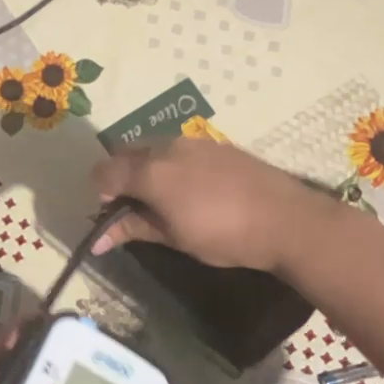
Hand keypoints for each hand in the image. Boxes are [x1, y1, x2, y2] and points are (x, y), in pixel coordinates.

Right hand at [91, 137, 330, 272]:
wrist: (286, 220)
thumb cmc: (222, 235)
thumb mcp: (173, 237)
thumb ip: (133, 228)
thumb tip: (97, 240)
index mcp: (151, 171)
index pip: (105, 172)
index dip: (100, 194)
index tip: (111, 215)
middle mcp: (167, 147)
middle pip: (126, 154)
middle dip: (120, 178)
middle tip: (133, 208)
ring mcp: (194, 142)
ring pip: (153, 149)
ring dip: (146, 170)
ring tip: (162, 201)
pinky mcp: (216, 145)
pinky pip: (179, 150)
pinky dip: (170, 166)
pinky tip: (190, 191)